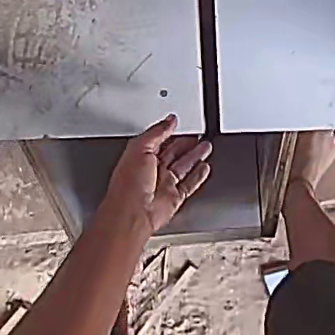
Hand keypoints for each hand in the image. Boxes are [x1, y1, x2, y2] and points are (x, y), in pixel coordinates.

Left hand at [95, 116, 211, 236]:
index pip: (158, 139)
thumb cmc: (128, 185)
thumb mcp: (140, 148)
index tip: (178, 123)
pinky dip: (198, 175)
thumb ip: (157, 132)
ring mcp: (164, 184)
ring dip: (195, 156)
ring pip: (184, 166)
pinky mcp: (174, 197)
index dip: (169, 131)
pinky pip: (189, 184)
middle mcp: (152, 170)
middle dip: (186, 143)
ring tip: (206, 146)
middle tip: (198, 134)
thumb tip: (169, 120)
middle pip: (173, 152)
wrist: (132, 214)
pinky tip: (204, 167)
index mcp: (140, 156)